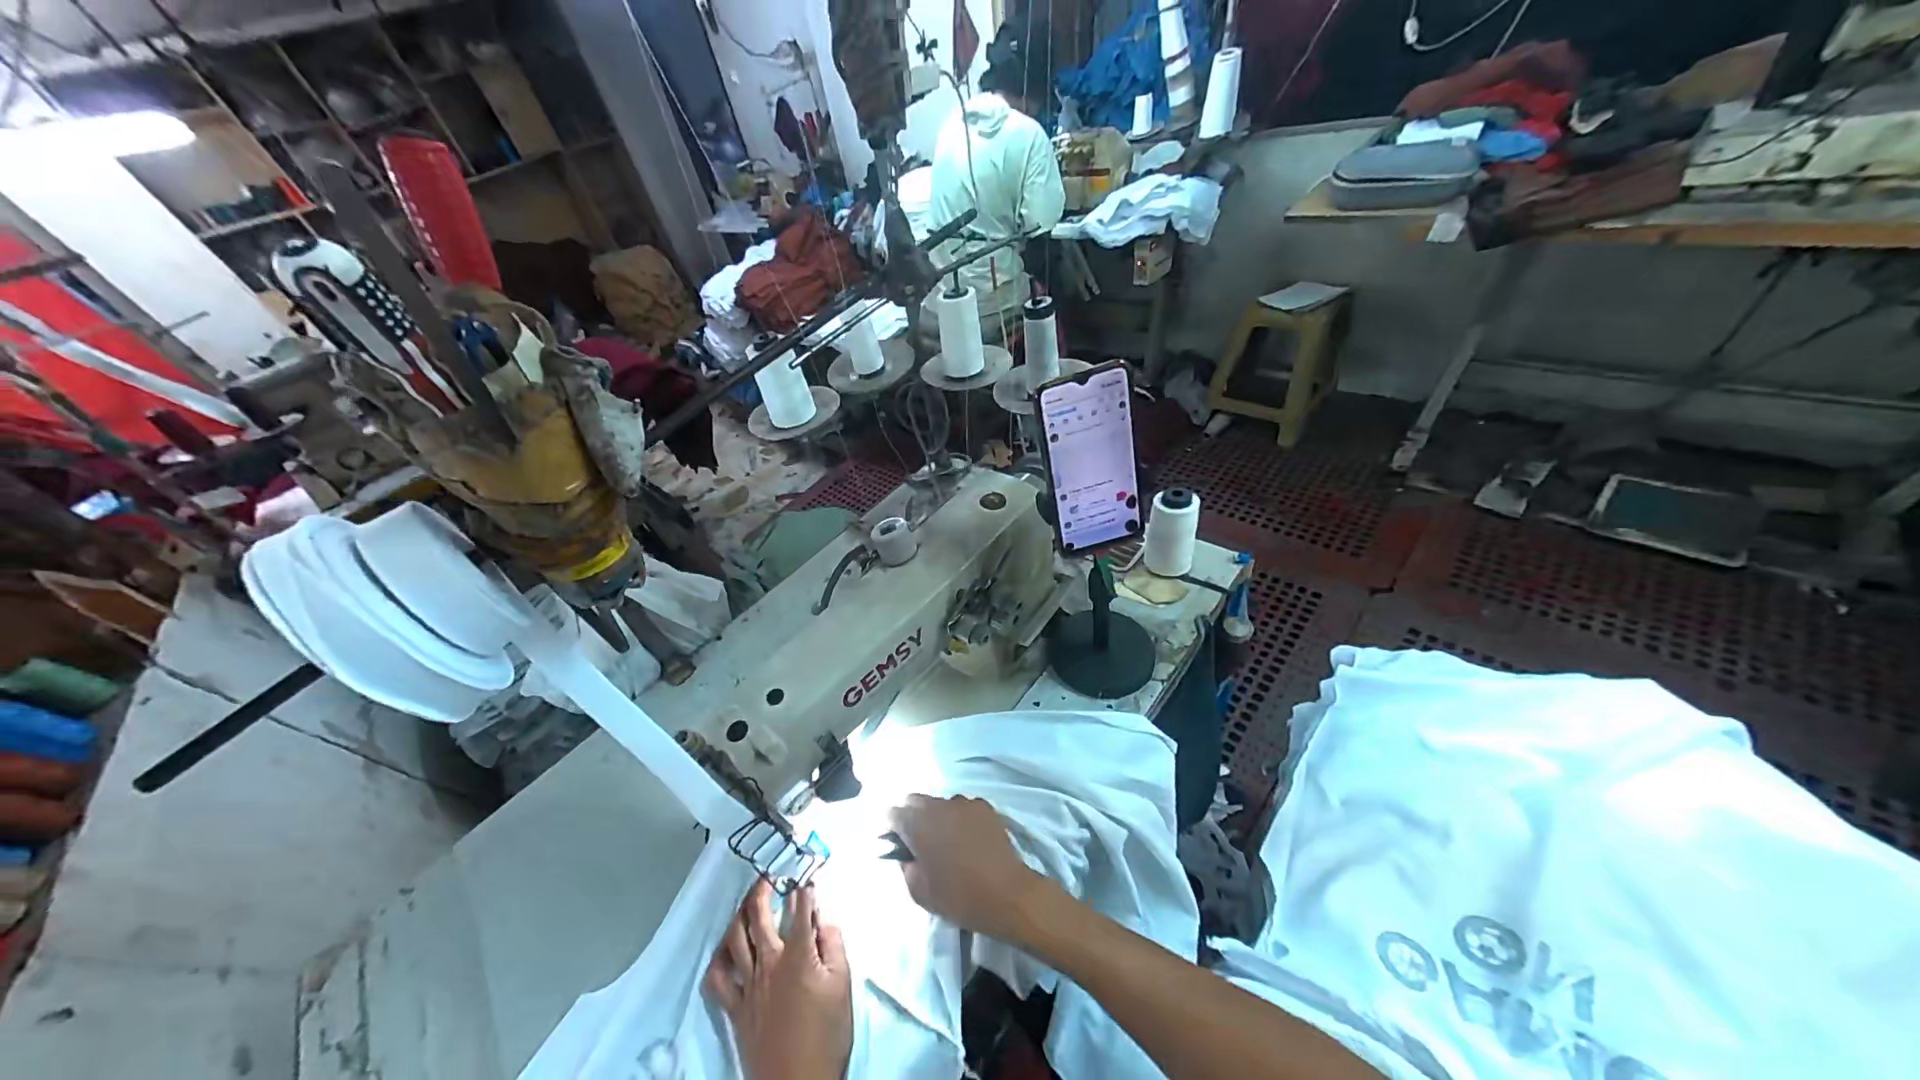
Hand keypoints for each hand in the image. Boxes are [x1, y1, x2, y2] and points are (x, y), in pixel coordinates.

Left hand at [705, 879, 852, 1079]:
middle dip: (762, 890)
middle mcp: (769, 962)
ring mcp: (748, 984)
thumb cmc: (828, 1034)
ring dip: (739, 915)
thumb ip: (834, 946)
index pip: (800, 909)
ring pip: (735, 939)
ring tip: (746, 903)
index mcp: (799, 955)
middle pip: (759, 916)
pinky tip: (724, 950)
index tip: (806, 872)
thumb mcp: (843, 986)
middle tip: (768, 876)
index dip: (803, 887)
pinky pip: (718, 978)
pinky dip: (719, 958)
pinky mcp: (735, 1007)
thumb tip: (823, 920)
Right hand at [886, 794, 1055, 943]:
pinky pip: (963, 808)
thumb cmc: (959, 896)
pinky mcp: (985, 807)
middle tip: (920, 843)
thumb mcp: (919, 892)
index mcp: (918, 824)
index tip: (897, 844)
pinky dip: (960, 819)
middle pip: (916, 801)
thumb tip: (905, 853)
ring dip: (937, 817)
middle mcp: (939, 805)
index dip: (892, 828)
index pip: (893, 813)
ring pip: (941, 804)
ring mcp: (964, 803)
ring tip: (948, 842)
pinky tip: (969, 840)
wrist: (1008, 894)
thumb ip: (905, 866)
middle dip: (912, 817)